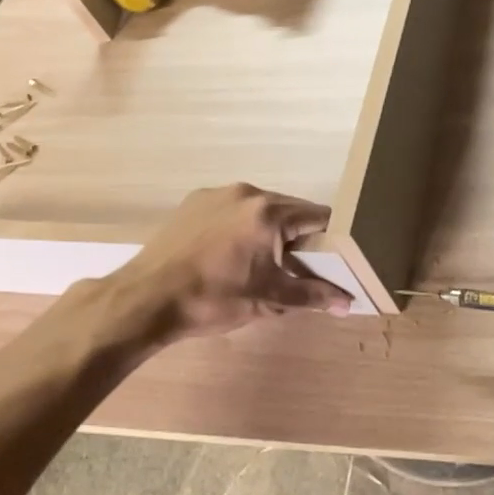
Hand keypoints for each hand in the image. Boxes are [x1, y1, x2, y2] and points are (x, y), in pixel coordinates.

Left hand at [59, 184, 353, 352]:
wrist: (144, 300)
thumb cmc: (213, 299)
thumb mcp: (269, 299)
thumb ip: (313, 295)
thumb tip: (349, 302)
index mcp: (269, 212)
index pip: (319, 216)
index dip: (332, 238)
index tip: (333, 259)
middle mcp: (246, 192)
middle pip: (289, 210)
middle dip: (298, 237)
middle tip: (296, 269)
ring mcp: (216, 194)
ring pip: (258, 210)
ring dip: (267, 232)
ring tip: (259, 265)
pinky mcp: (192, 203)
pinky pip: (231, 211)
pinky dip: (239, 228)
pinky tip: (227, 256)